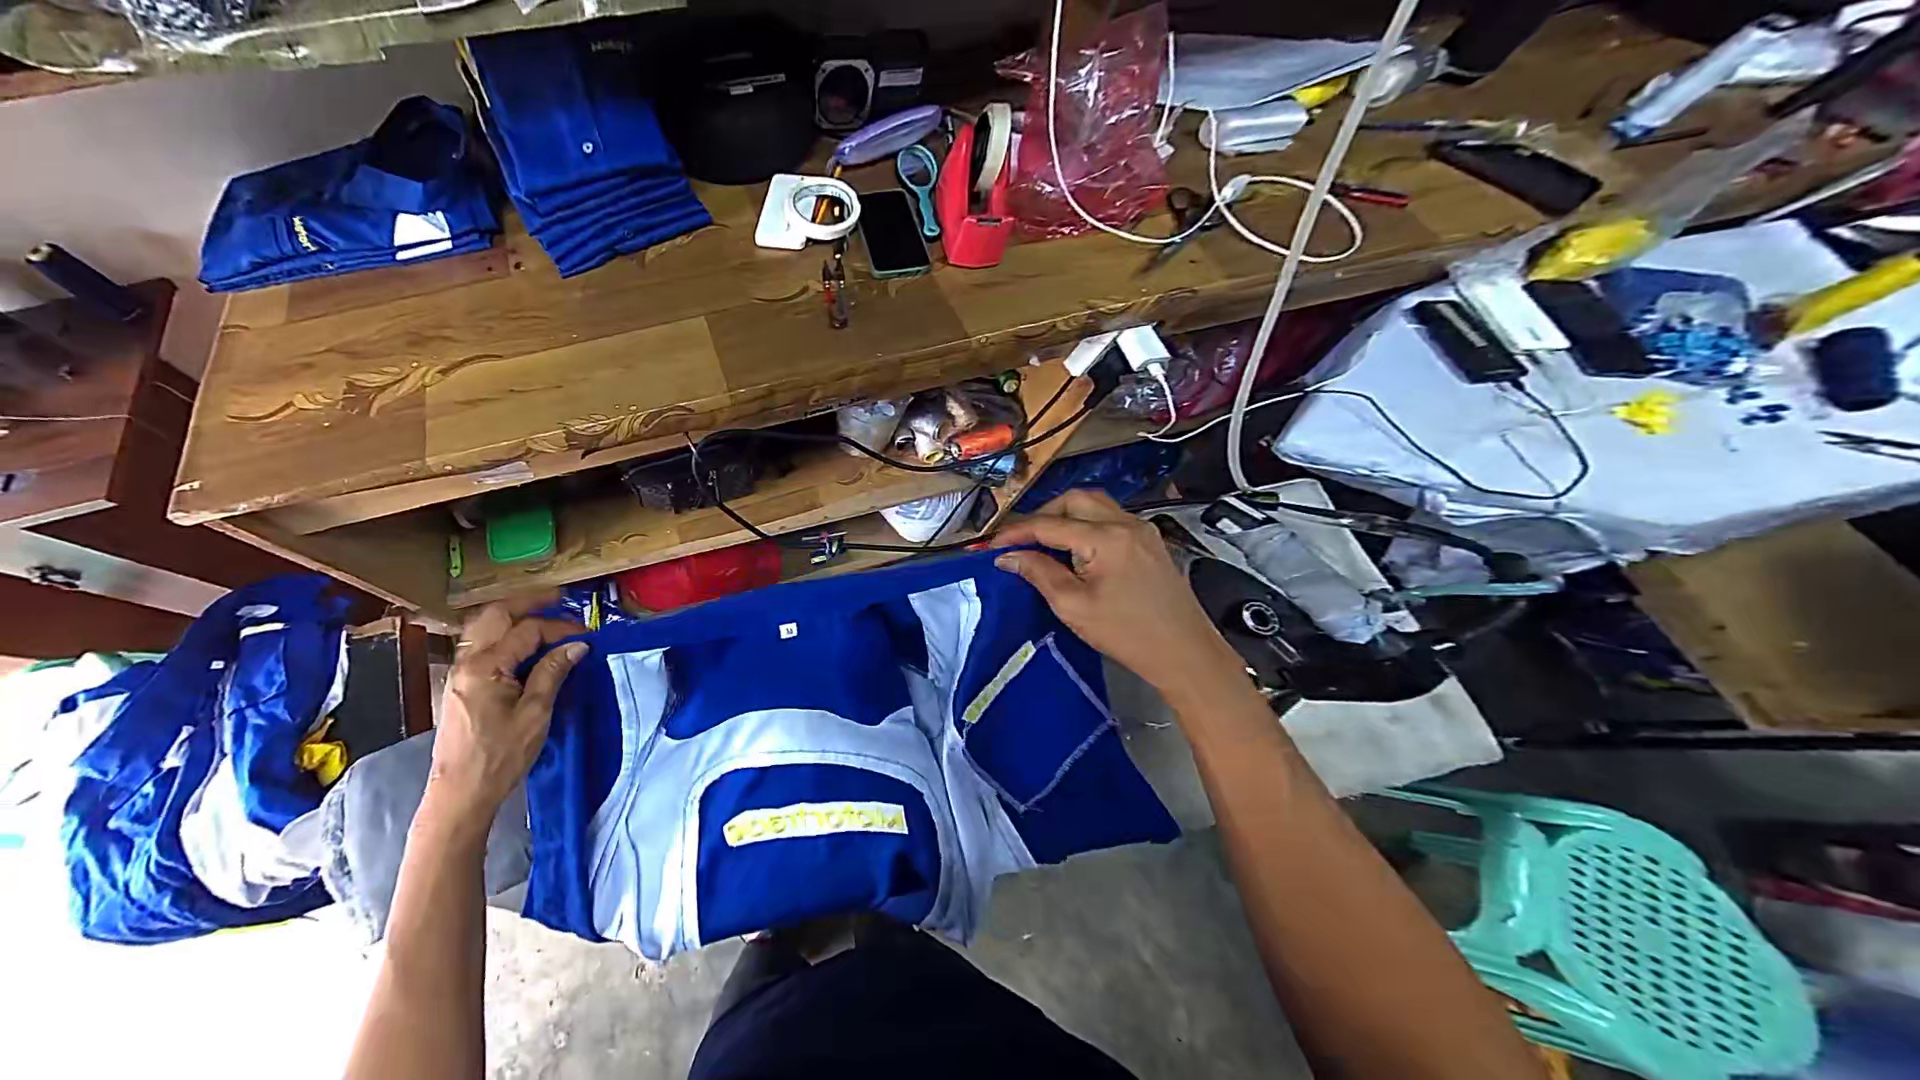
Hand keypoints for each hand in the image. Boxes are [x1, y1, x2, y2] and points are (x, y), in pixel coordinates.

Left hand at [427, 592, 588, 819]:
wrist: (460, 792)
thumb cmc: (501, 755)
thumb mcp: (536, 713)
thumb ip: (553, 672)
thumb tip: (576, 645)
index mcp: (485, 667)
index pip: (527, 631)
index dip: (560, 628)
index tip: (587, 635)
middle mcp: (467, 663)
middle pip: (495, 616)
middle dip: (529, 604)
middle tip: (559, 600)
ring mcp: (458, 673)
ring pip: (483, 628)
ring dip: (513, 617)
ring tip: (543, 617)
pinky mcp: (460, 685)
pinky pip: (481, 646)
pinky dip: (503, 635)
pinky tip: (523, 644)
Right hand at [993, 489, 1244, 706]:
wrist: (1184, 652)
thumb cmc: (1127, 634)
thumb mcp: (1073, 607)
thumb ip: (1039, 573)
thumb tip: (1009, 556)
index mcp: (1106, 537)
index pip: (1050, 524)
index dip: (1017, 532)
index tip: (992, 544)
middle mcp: (1126, 523)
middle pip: (1074, 499)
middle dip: (1043, 515)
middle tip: (1021, 540)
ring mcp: (1142, 530)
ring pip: (1095, 504)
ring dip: (1066, 515)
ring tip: (1045, 542)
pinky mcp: (1150, 542)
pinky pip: (1111, 518)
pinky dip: (1087, 524)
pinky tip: (1077, 549)